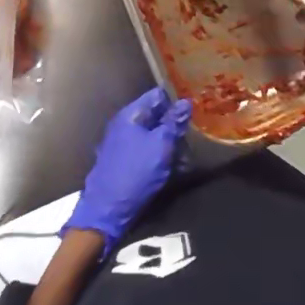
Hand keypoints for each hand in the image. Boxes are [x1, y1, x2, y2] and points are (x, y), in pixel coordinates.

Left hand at [62, 87, 192, 245]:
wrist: (108, 208)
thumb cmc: (136, 171)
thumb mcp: (160, 145)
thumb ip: (173, 123)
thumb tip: (185, 102)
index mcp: (130, 115)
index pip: (156, 96)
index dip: (175, 99)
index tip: (196, 106)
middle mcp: (124, 126)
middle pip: (156, 118)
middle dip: (175, 129)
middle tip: (193, 140)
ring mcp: (123, 145)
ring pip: (154, 137)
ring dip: (171, 147)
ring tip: (185, 162)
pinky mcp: (125, 162)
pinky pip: (147, 153)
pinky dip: (161, 159)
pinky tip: (174, 171)